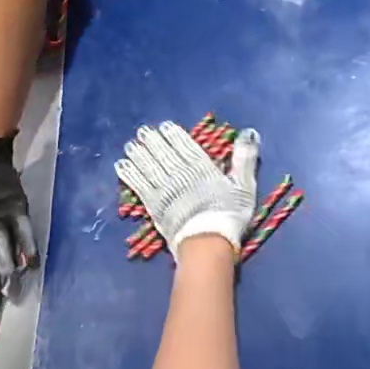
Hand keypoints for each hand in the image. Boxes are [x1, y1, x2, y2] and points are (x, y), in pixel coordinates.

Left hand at [115, 121, 259, 256]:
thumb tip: (248, 132)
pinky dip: (129, 174)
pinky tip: (121, 165)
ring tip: (130, 145)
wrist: (207, 242)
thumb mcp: (244, 186)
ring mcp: (165, 190)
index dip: (174, 135)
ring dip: (138, 154)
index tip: (165, 126)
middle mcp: (180, 175)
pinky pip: (139, 185)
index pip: (185, 147)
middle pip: (164, 154)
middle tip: (142, 131)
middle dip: (152, 141)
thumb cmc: (230, 215)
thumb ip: (244, 159)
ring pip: (149, 166)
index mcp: (202, 169)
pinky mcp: (153, 205)